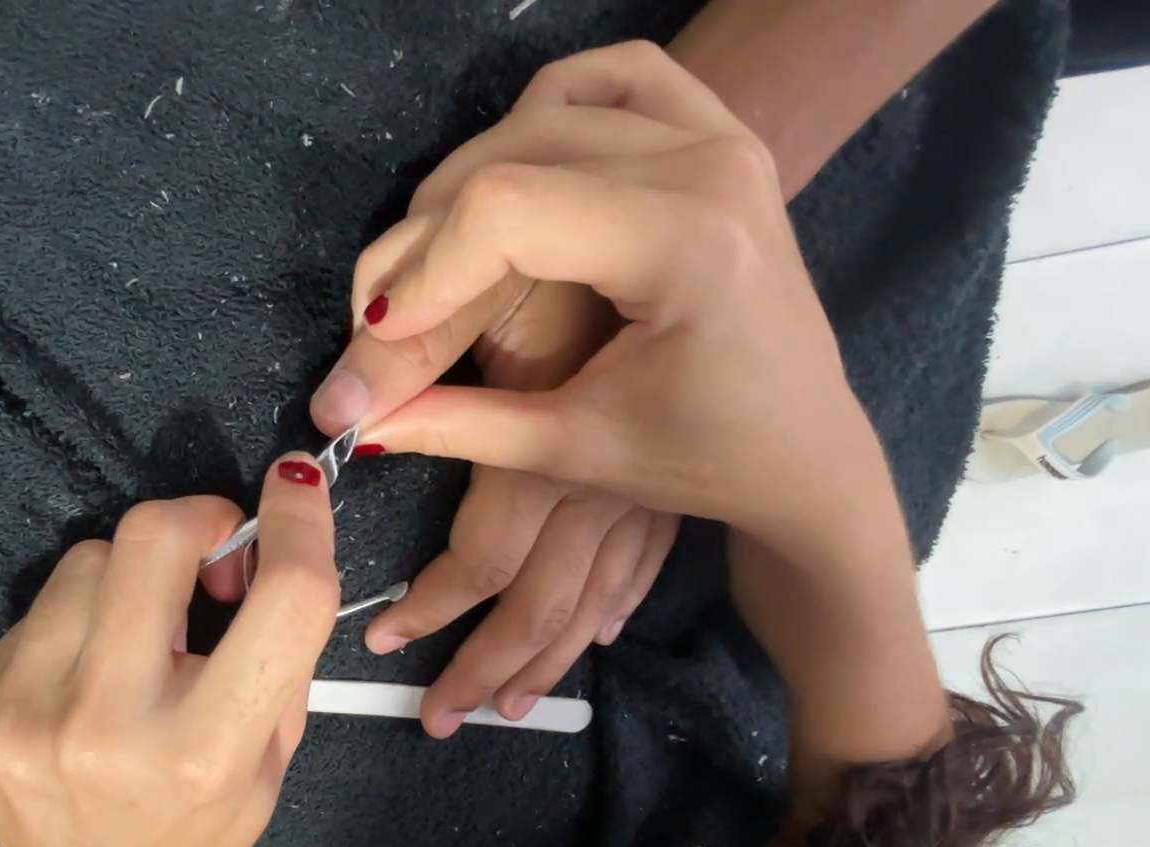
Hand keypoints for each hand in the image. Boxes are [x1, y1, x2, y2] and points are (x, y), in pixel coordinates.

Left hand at [0, 456, 339, 846]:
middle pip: (155, 537)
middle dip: (199, 519)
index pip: (281, 601)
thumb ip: (277, 658)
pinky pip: (49, 600)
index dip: (299, 523)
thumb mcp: (269, 768)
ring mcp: (27, 708)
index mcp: (206, 753)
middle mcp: (108, 723)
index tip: (297, 482)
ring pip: (94, 555)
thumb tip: (261, 549)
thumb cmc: (192, 840)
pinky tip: (89, 669)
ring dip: (136, 574)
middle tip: (214, 560)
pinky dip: (86, 612)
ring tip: (145, 634)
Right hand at [346, 43, 881, 557]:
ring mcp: (718, 135)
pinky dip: (545, 115)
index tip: (375, 337)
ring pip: (544, 114)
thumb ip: (455, 426)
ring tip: (441, 262)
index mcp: (685, 245)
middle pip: (510, 156)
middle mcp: (707, 163)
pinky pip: (610, 81)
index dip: (419, 271)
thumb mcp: (570, 451)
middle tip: (390, 319)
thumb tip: (347, 419)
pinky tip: (518, 172)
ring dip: (468, 184)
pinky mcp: (714, 135)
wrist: (803, 450)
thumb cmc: (701, 461)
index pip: (506, 212)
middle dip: (425, 240)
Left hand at [364, 286, 678, 735]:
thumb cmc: (585, 259)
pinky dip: (613, 608)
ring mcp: (644, 493)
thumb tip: (335, 414)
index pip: (481, 561)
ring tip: (507, 706)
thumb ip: (407, 363)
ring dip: (546, 660)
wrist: (705, 237)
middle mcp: (599, 493)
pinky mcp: (671, 480)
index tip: (380, 638)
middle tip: (441, 717)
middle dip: (485, 669)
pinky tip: (602, 637)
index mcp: (549, 459)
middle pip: (540, 609)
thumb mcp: (490, 302)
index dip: (428, 606)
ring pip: (590, 603)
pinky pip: (642, 569)